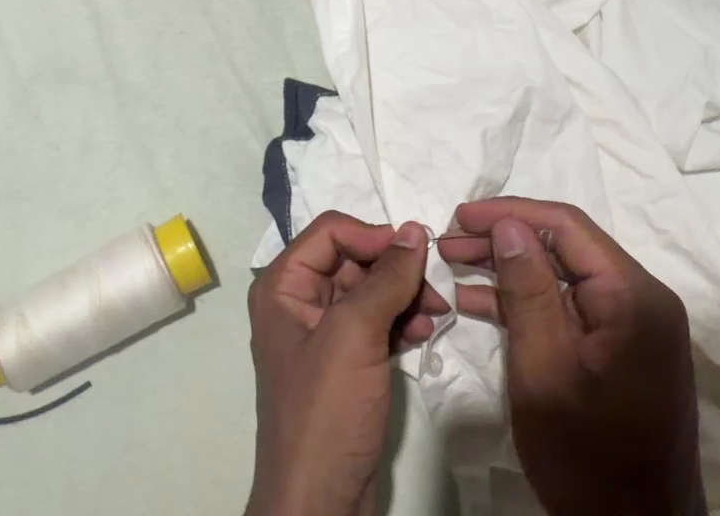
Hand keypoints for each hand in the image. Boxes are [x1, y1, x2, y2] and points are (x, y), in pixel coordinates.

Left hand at [246, 213, 445, 515]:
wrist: (320, 500)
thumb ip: (385, 278)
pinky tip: (424, 332)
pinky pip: (376, 323)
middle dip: (395, 269)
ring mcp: (322, 335)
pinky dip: (401, 321)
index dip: (373, 236)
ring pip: (369, 291)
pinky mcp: (346, 363)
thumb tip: (415, 230)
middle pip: (352, 259)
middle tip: (436, 287)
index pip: (331, 232)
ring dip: (404, 295)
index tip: (416, 252)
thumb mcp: (353, 334)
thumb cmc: (326, 410)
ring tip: (436, 313)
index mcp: (282, 285)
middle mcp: (297, 302)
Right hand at [438, 198, 705, 515]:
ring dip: (508, 268)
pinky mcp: (619, 349)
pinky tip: (477, 301)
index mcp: (633, 296)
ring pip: (562, 276)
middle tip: (446, 242)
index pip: (567, 226)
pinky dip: (525, 302)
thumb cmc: (585, 454)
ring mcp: (632, 326)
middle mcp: (641, 300)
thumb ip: (526, 290)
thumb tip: (508, 224)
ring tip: (452, 264)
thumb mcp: (543, 368)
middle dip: (503, 239)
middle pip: (565, 247)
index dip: (509, 212)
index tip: (458, 216)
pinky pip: (568, 308)